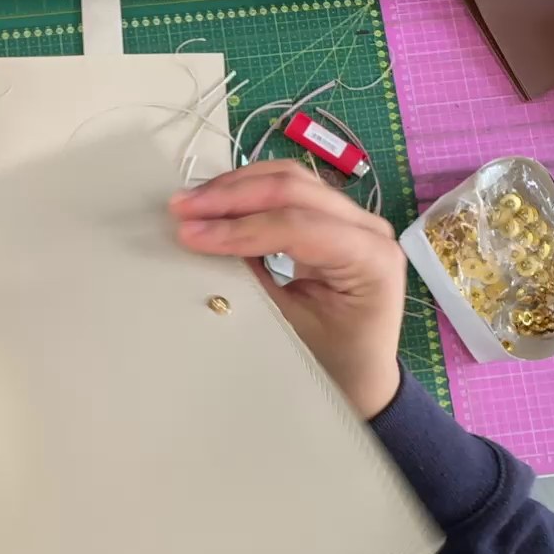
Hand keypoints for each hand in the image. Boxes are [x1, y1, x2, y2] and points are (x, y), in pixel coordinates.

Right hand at [170, 160, 407, 417]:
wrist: (359, 374)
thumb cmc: (331, 361)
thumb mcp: (289, 327)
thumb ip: (252, 283)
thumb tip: (204, 250)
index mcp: (371, 259)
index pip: (298, 227)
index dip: (238, 228)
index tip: (189, 235)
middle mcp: (368, 228)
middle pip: (293, 189)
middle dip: (231, 196)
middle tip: (181, 208)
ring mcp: (352, 218)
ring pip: (288, 179)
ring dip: (234, 187)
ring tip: (190, 202)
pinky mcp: (330, 218)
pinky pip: (287, 192)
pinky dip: (246, 193)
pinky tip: (214, 203)